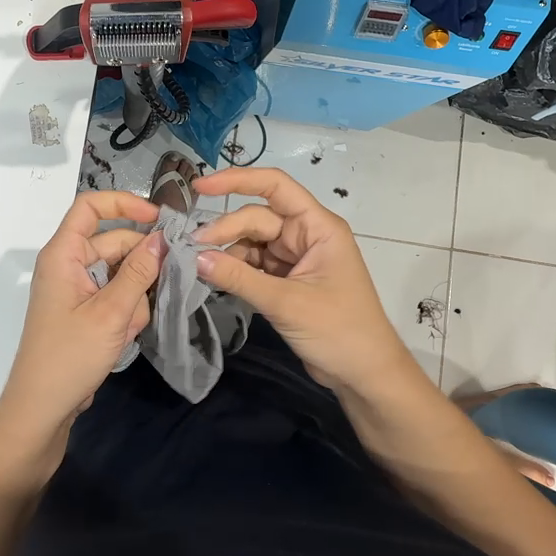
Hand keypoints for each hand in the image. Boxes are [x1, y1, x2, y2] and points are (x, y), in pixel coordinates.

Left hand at [0, 191, 164, 457]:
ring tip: (130, 326)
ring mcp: (75, 289)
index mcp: (62, 254)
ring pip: (119, 273)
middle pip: (112, 242)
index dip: (124, 203)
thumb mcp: (111, 313)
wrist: (42, 407)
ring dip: (134, 296)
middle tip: (164, 285)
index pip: (90, 207)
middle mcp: (66, 265)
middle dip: (138, 265)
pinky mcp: (83, 312)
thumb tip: (161, 238)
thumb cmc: (70, 356)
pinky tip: (126, 336)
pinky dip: (126, 312)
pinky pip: (114, 296)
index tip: (158, 217)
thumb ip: (138, 273)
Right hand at [189, 167, 408, 389]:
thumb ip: (239, 278)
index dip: (237, 180)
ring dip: (226, 251)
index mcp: (318, 227)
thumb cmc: (339, 331)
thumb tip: (195, 256)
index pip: (275, 187)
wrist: (364, 375)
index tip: (200, 188)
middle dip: (225, 229)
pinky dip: (233, 269)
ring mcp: (295, 258)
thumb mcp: (287, 303)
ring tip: (197, 264)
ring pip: (251, 241)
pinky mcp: (286, 280)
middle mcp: (305, 235)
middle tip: (190, 247)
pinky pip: (252, 264)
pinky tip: (213, 277)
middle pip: (256, 218)